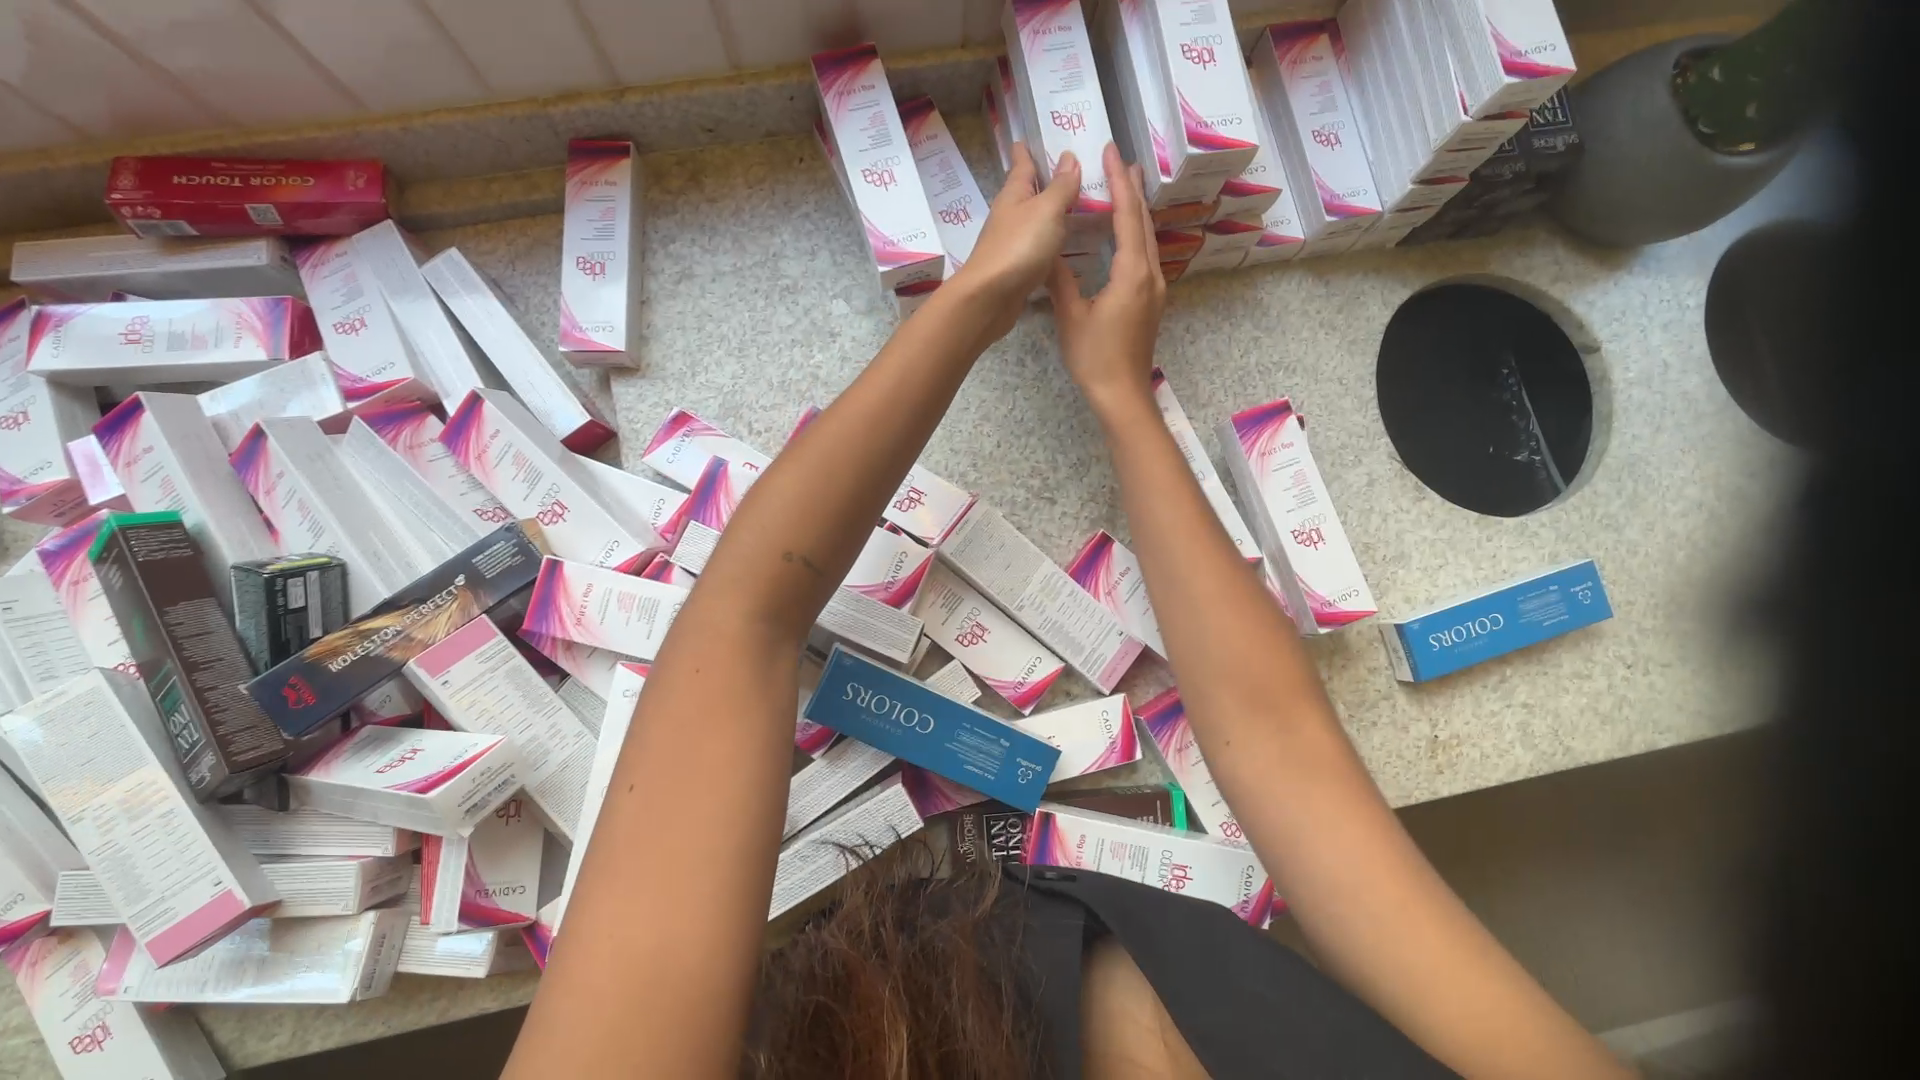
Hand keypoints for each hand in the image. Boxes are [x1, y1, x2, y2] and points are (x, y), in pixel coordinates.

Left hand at [948, 142, 1080, 336]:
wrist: (991, 297)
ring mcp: (1011, 242)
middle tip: (1068, 170)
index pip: (1021, 164)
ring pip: (1033, 220)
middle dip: (1044, 181)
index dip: (1026, 150)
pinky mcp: (1016, 268)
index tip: (1027, 138)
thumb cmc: (1019, 246)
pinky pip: (1037, 247)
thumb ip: (1061, 186)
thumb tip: (1069, 157)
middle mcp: (1010, 215)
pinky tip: (1063, 245)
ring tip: (1074, 205)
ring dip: (1049, 212)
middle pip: (1027, 192)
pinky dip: (1050, 241)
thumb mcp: (1046, 209)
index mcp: (1014, 193)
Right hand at [1050, 143, 1164, 422]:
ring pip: (1148, 239)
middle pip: (1143, 223)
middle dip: (1132, 190)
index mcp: (1132, 273)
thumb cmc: (1095, 358)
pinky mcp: (1150, 302)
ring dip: (1136, 211)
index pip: (1127, 216)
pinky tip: (1127, 233)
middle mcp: (1150, 275)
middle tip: (1122, 159)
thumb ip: (1061, 279)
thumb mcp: (1071, 316)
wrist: (1122, 395)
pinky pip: (1146, 256)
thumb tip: (1048, 250)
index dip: (1119, 182)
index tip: (1112, 152)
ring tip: (1126, 186)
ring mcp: (1154, 290)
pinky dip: (1136, 234)